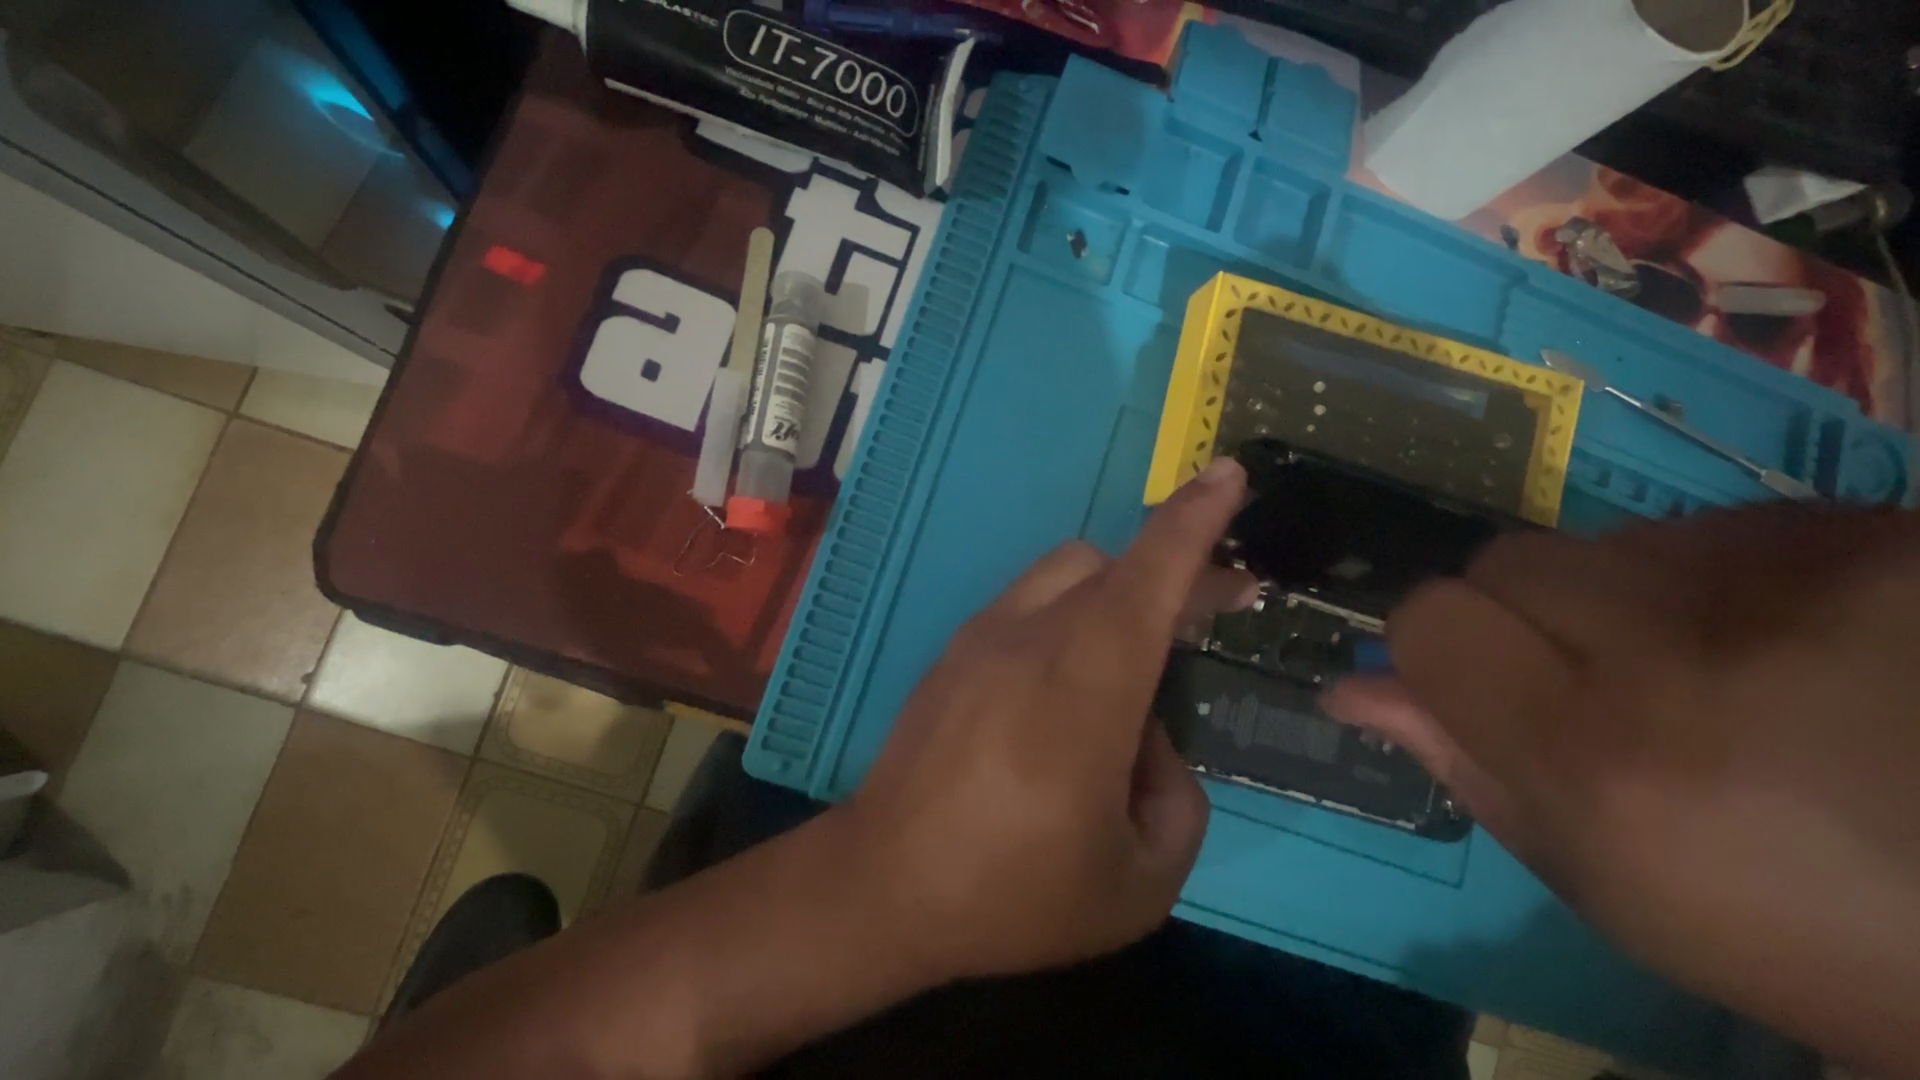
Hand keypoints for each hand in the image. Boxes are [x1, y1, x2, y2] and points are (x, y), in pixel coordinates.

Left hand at [833, 457, 1255, 982]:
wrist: (882, 886)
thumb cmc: (1014, 893)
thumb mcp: (1139, 882)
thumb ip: (1179, 802)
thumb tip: (1152, 746)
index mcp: (1087, 685)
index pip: (1149, 576)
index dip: (1193, 519)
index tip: (1228, 474)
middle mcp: (1031, 640)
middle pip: (1114, 567)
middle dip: (1178, 568)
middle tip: (1223, 602)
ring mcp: (982, 639)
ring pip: (1066, 574)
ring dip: (1120, 590)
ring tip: (1141, 656)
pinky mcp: (951, 655)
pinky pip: (1027, 602)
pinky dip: (1071, 614)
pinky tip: (1071, 682)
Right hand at [1322, 503, 1919, 1077]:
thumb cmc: (1803, 940)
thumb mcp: (1611, 887)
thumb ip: (1468, 769)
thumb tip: (1351, 689)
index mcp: (1603, 757)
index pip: (1429, 620)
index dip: (1431, 654)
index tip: (1471, 691)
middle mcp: (1682, 647)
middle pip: (1502, 563)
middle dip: (1512, 619)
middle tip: (1587, 687)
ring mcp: (1796, 575)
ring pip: (1600, 542)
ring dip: (1612, 599)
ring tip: (1703, 670)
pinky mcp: (1875, 533)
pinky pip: (1708, 528)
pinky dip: (1706, 581)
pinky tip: (1781, 642)